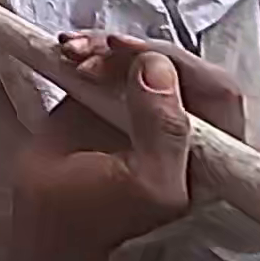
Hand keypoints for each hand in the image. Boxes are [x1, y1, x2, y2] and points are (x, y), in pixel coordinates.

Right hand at [11, 33, 243, 260]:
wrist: (47, 216)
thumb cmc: (100, 211)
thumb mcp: (146, 182)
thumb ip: (163, 130)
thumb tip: (157, 67)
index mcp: (209, 147)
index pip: (212, 86)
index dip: (174, 60)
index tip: (125, 49)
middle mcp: (178, 120)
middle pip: (169, 63)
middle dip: (127, 48)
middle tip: (87, 50)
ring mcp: (137, 104)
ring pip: (133, 56)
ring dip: (99, 45)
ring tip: (68, 51)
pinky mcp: (100, 95)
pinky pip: (100, 60)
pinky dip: (83, 49)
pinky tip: (63, 50)